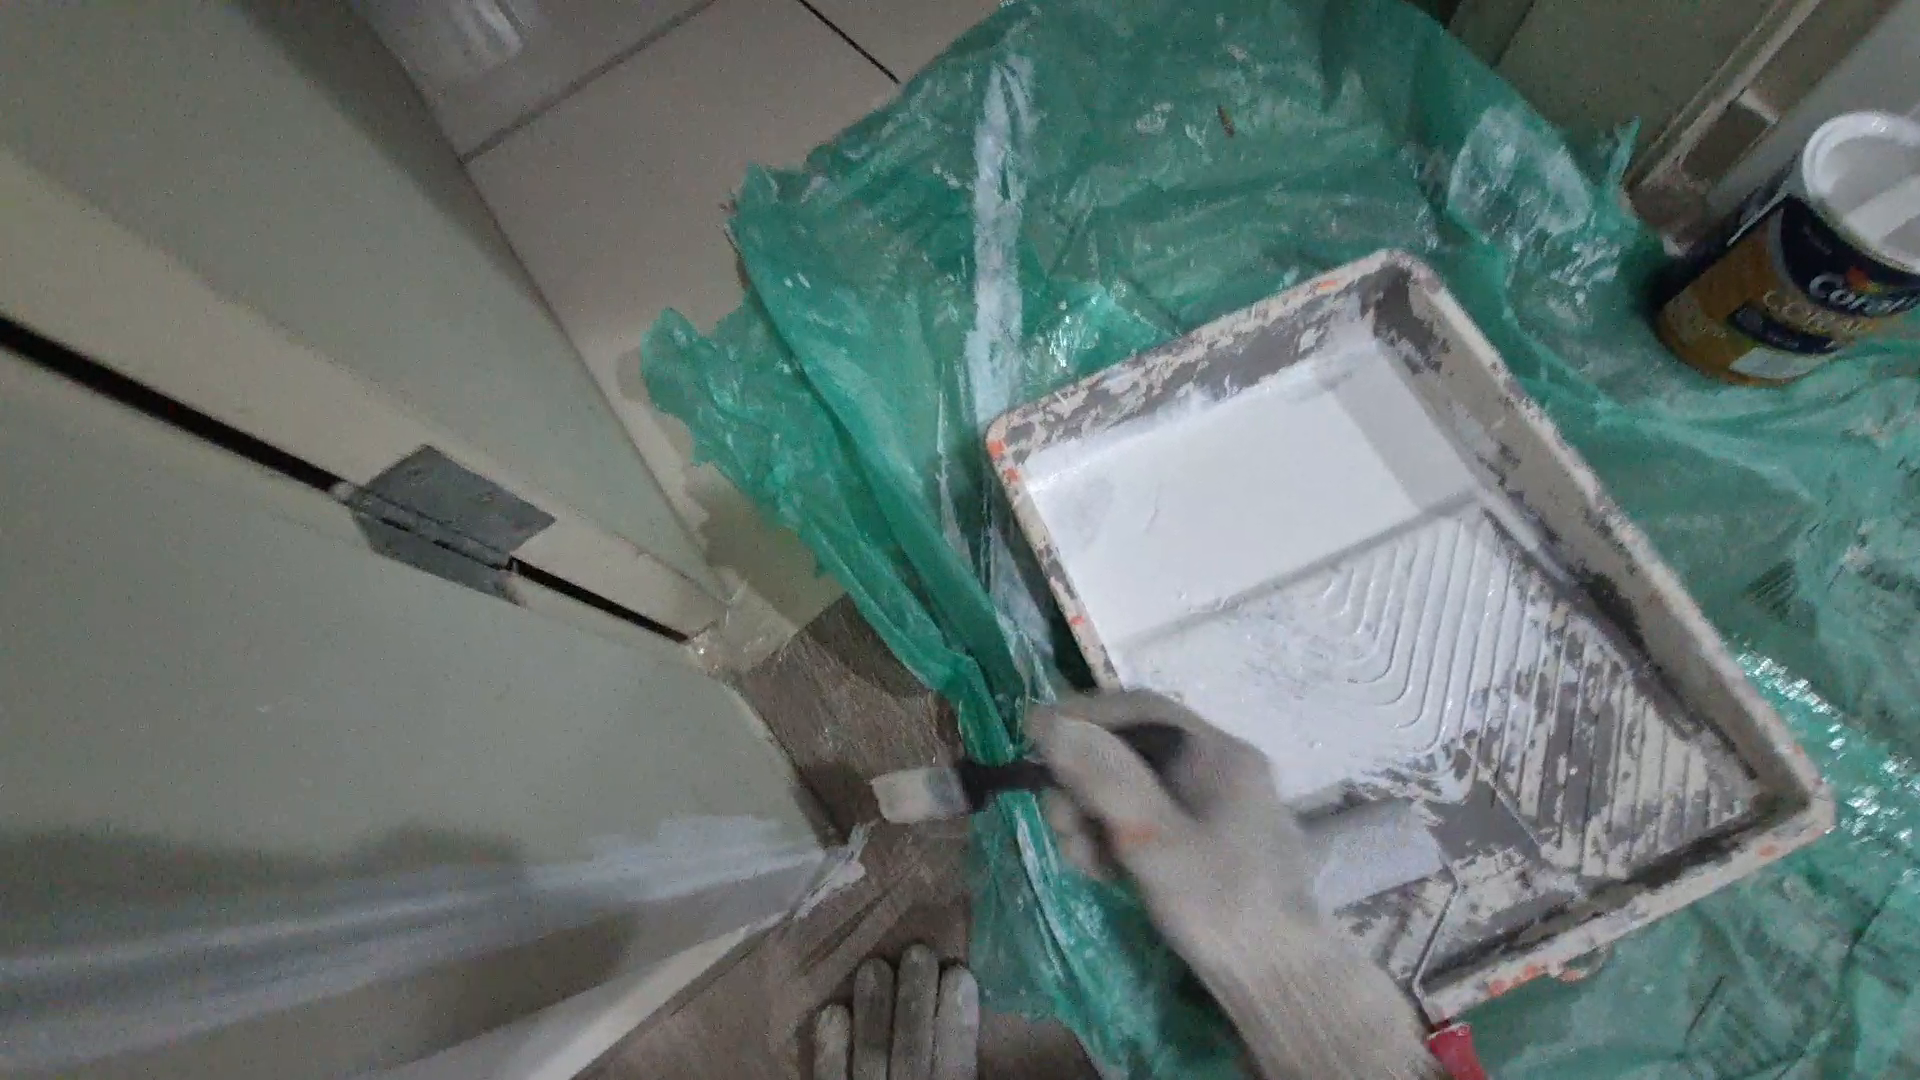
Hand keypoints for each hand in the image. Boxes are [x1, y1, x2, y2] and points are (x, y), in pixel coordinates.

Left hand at [813, 944, 977, 1079]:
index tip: (959, 972)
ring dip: (873, 1011)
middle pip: (912, 1051)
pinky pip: (830, 1079)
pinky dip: (830, 1049)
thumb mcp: (960, 1078)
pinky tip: (833, 1011)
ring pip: (871, 1058)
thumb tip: (972, 988)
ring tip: (874, 966)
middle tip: (918, 952)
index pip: (957, 1065)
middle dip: (915, 998)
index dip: (959, 1022)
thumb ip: (963, 1054)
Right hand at [1032, 691, 1439, 1079]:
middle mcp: (1213, 767)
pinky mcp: (1194, 837)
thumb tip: (1047, 721)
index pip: (1140, 708)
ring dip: (1090, 815)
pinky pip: (1138, 816)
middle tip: (1059, 822)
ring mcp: (1205, 803)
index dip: (1083, 714)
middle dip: (1083, 781)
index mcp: (1217, 753)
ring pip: (1125, 785)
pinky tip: (1099, 869)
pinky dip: (1110, 836)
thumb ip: (1103, 777)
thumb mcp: (1154, 839)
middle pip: (1127, 749)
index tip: (1036, 733)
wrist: (1278, 987)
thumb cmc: (1221, 905)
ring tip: (1082, 859)